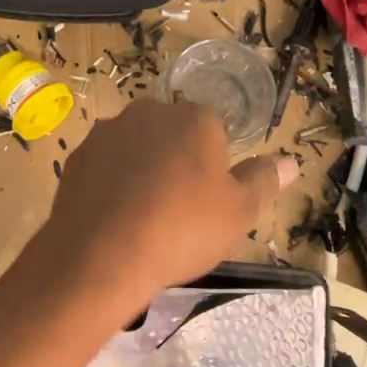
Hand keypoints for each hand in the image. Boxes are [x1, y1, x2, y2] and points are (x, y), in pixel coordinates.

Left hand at [38, 99, 296, 307]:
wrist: (101, 254)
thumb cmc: (183, 230)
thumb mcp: (239, 212)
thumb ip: (263, 180)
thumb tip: (289, 161)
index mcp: (193, 118)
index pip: (213, 129)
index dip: (214, 164)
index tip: (208, 198)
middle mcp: (148, 112)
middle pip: (171, 132)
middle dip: (176, 159)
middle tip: (179, 207)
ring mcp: (107, 131)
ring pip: (135, 146)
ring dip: (141, 169)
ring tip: (143, 215)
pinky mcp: (78, 154)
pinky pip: (105, 164)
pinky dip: (111, 182)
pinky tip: (114, 215)